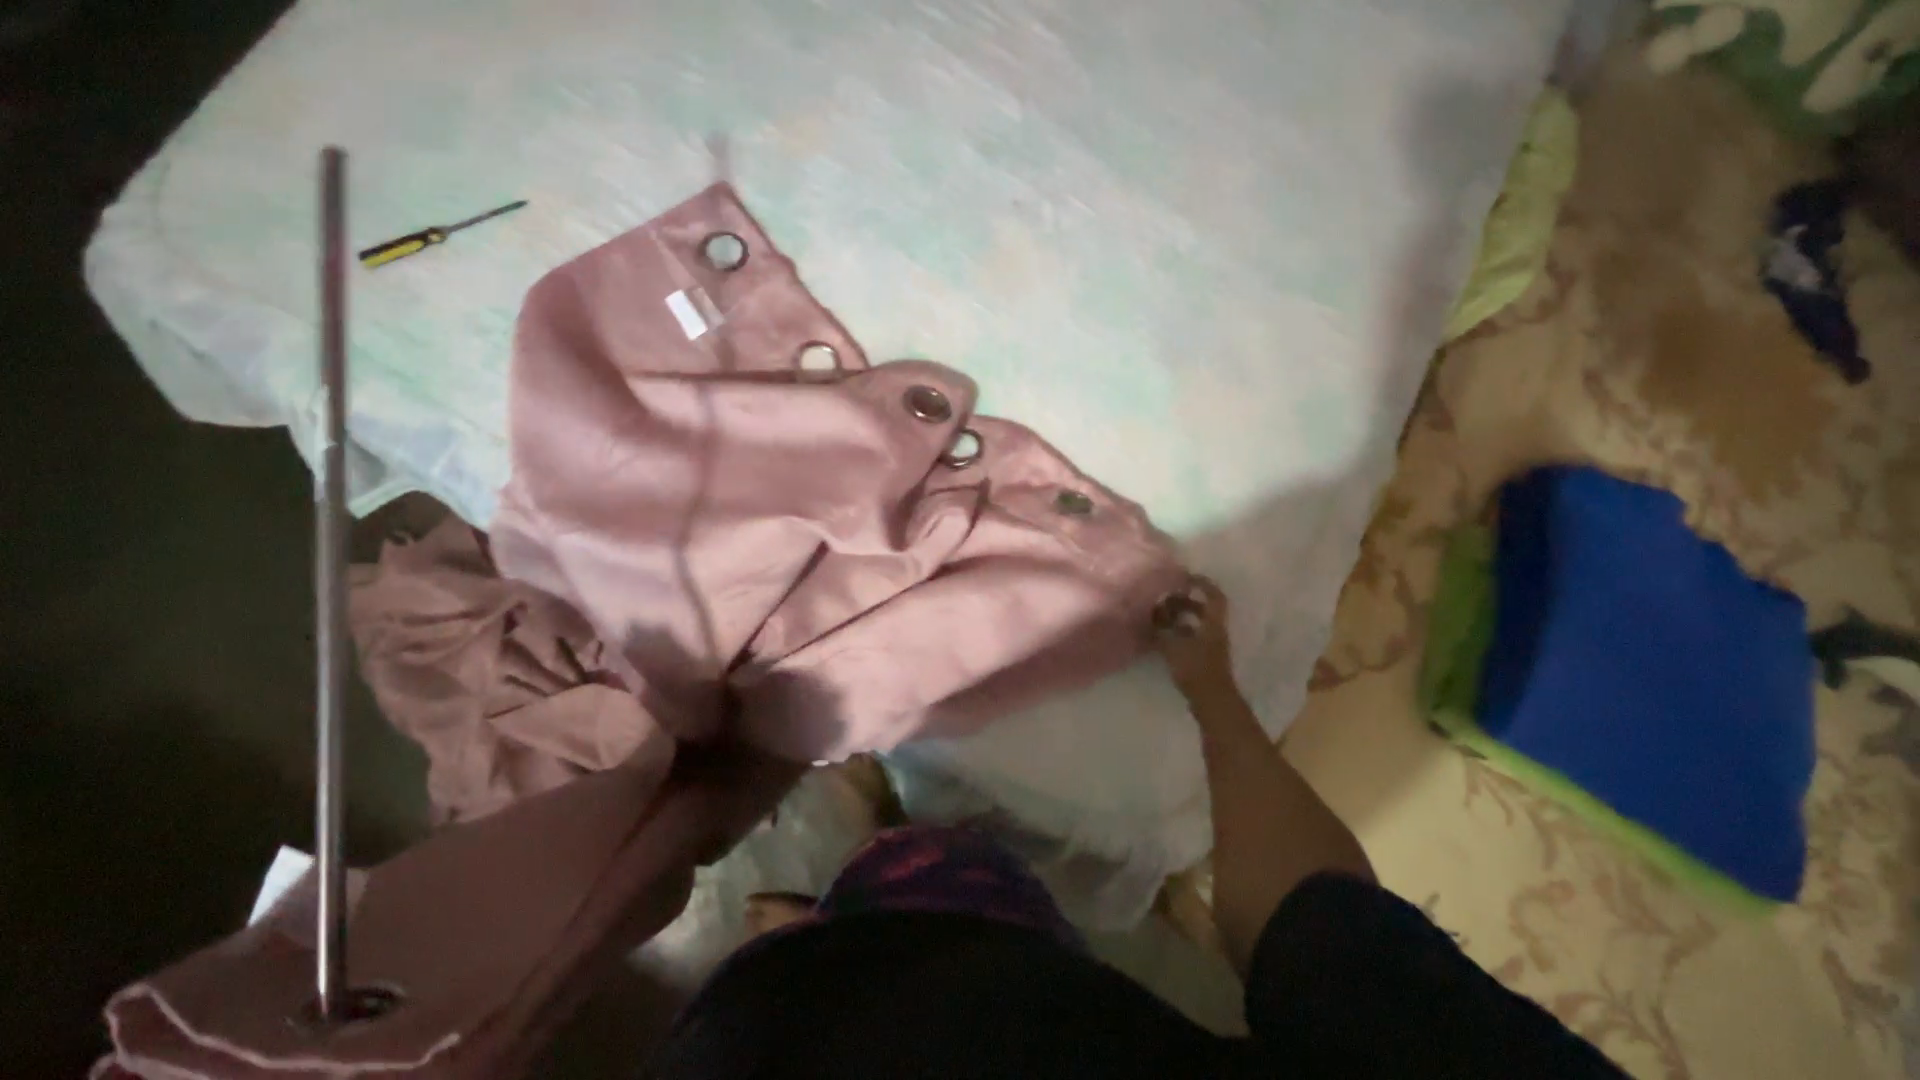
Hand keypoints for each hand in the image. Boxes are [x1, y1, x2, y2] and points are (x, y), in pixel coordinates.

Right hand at [1152, 574, 1235, 702]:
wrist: (1212, 702)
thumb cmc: (1196, 670)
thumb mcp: (1175, 646)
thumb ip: (1163, 628)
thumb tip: (1154, 613)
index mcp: (1213, 625)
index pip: (1214, 596)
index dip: (1203, 584)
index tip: (1186, 577)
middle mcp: (1216, 632)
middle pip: (1204, 611)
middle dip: (1186, 602)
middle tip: (1166, 599)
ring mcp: (1212, 648)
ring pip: (1198, 625)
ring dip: (1182, 619)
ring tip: (1161, 618)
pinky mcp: (1205, 661)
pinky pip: (1193, 639)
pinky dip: (1179, 635)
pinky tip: (1163, 639)